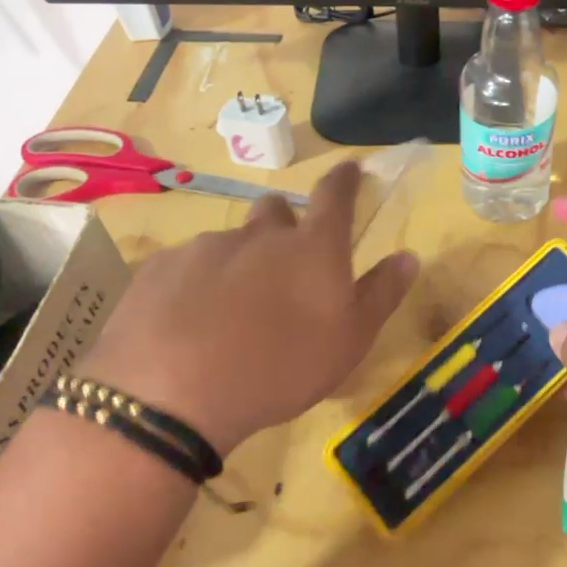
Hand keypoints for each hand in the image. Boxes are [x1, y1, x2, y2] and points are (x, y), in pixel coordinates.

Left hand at [79, 160, 418, 451]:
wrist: (172, 396)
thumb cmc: (280, 369)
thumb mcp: (350, 341)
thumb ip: (381, 294)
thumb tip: (408, 256)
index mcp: (313, 248)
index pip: (336, 194)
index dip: (346, 179)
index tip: (351, 169)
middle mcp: (260, 234)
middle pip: (276, 211)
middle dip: (284, 226)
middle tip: (285, 268)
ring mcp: (204, 248)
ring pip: (229, 242)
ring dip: (238, 262)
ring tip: (230, 311)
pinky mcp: (158, 269)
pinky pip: (185, 266)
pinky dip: (195, 284)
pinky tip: (189, 324)